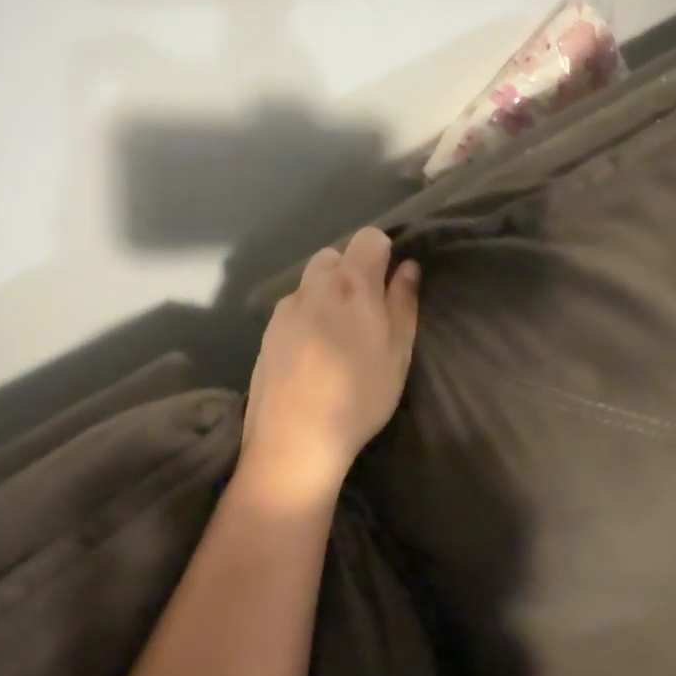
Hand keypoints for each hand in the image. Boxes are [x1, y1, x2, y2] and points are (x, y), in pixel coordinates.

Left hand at [239, 227, 420, 502]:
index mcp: (352, 285)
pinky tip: (315, 354)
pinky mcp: (267, 332)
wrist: (294, 438)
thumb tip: (408, 268)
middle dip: (353, 271)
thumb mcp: (398, 354)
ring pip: (311, 282)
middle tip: (369, 314)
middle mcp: (314, 286)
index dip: (384, 253)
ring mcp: (285, 309)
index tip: (392, 284)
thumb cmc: (359, 397)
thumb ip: (403, 305)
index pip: (369, 237)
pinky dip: (308, 317)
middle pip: (335, 255)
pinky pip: (294, 309)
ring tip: (340, 336)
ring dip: (328, 294)